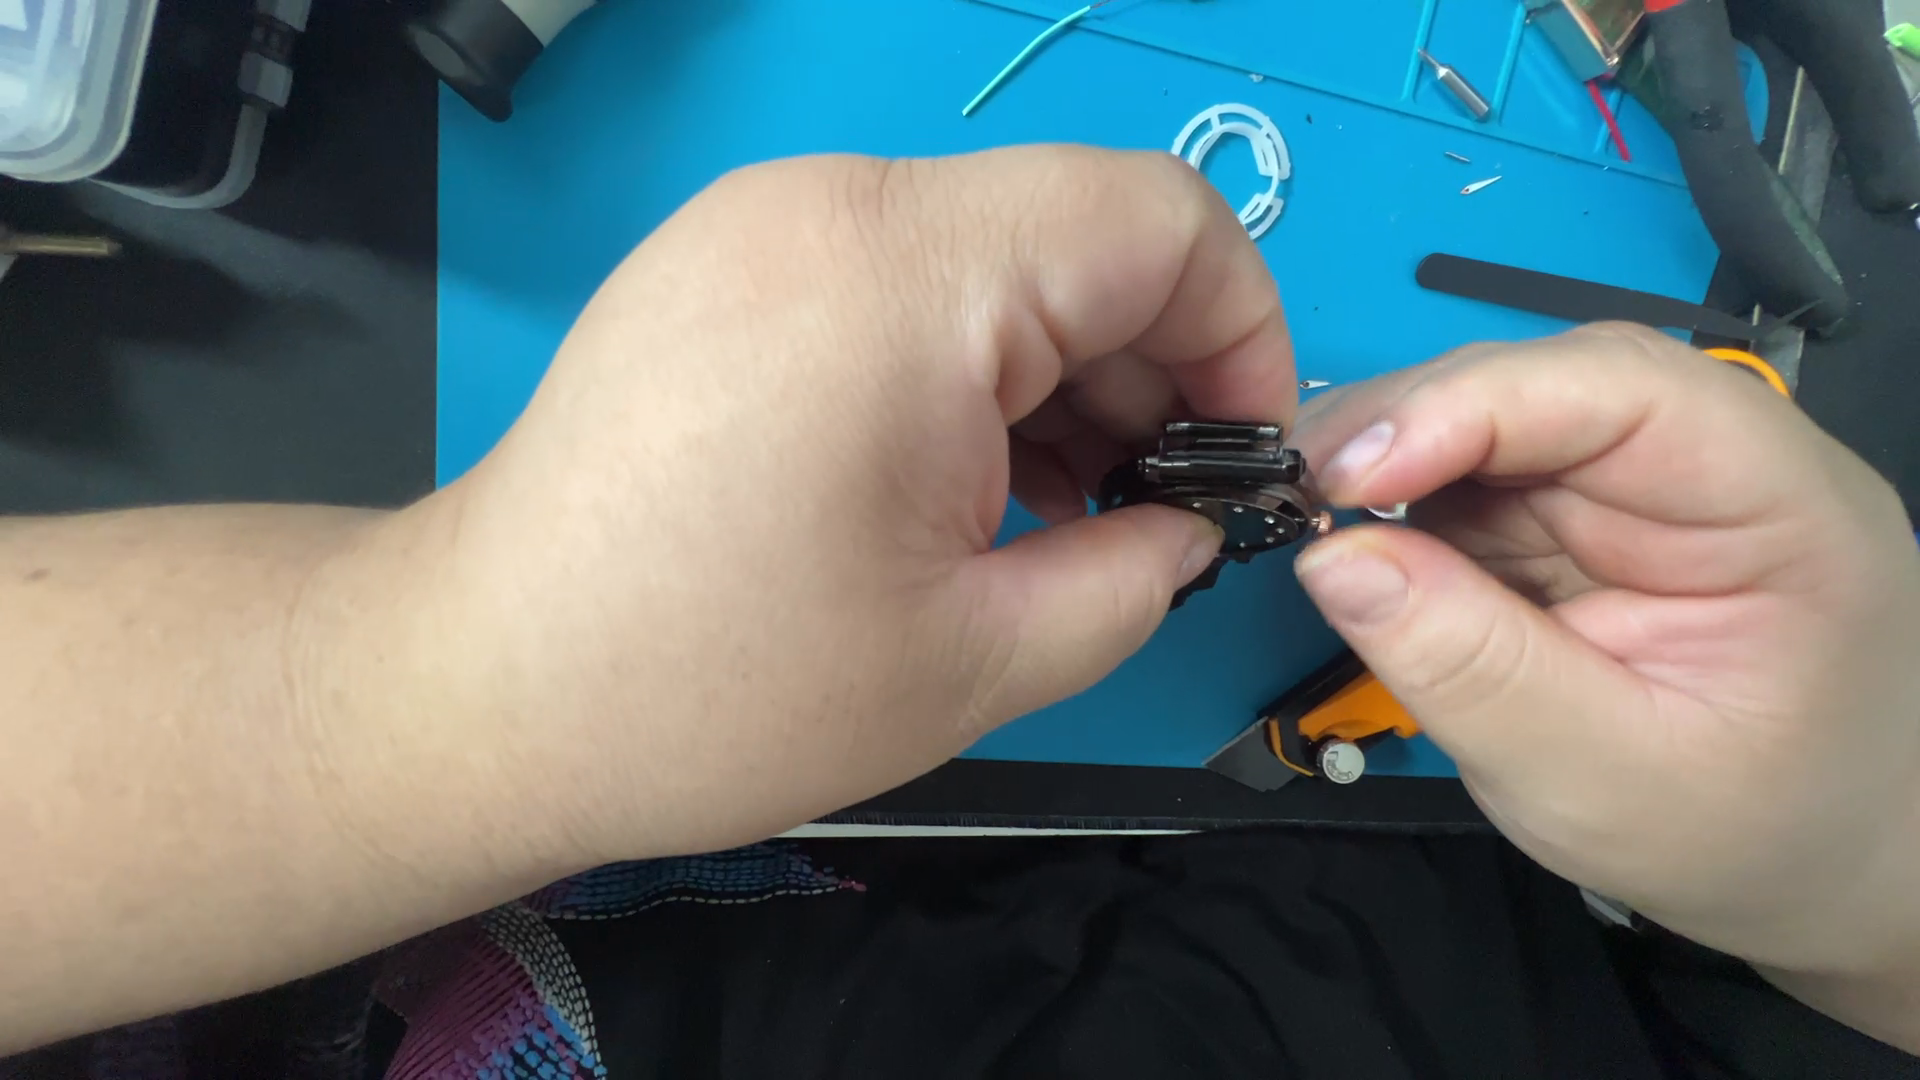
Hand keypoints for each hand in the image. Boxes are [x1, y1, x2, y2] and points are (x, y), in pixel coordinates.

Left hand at [344, 148, 1294, 862]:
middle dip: (1151, 372)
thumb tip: (1191, 525)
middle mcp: (835, 209)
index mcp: (906, 279)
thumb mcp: (978, 660)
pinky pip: (915, 287)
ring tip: (1056, 509)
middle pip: (1079, 237)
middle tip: (1148, 507)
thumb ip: (1135, 578)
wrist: (483, 691)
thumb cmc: (720, 692)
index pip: (1160, 221)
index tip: (1234, 454)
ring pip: (1000, 263)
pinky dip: (980, 372)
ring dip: (1065, 379)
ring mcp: (771, 228)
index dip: (1240, 332)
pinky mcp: (735, 270)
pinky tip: (972, 478)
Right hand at [1287, 326, 1919, 1044]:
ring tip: (1301, 506)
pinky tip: (1334, 521)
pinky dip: (1369, 487)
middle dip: (1393, 424)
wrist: (1764, 856)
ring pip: (1465, 412)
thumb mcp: (1591, 773)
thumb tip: (1330, 559)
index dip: (1468, 408)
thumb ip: (1465, 666)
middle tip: (1295, 489)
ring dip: (1367, 448)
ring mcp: (1599, 483)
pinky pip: (1438, 470)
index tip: (1346, 477)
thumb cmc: (1720, 825)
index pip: (1619, 391)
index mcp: (1766, 507)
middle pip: (1524, 382)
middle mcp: (1681, 464)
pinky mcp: (1532, 512)